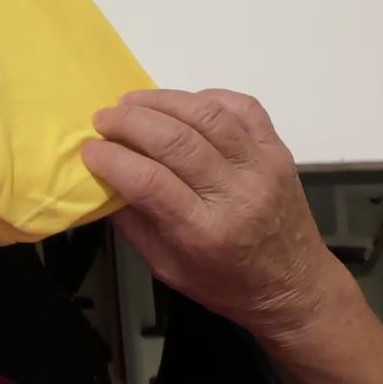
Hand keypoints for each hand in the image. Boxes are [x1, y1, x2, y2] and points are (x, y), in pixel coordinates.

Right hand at [81, 89, 356, 343]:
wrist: (293, 285)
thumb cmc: (222, 282)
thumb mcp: (164, 266)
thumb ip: (133, 221)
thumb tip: (102, 179)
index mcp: (203, 231)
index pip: (149, 181)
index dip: (112, 159)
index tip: (88, 150)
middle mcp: (236, 194)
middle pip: (176, 141)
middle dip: (130, 122)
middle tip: (102, 119)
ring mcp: (262, 167)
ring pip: (207, 115)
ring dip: (161, 101)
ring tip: (131, 102)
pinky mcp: (279, 150)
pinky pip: (243, 107)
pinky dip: (205, 98)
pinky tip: (179, 104)